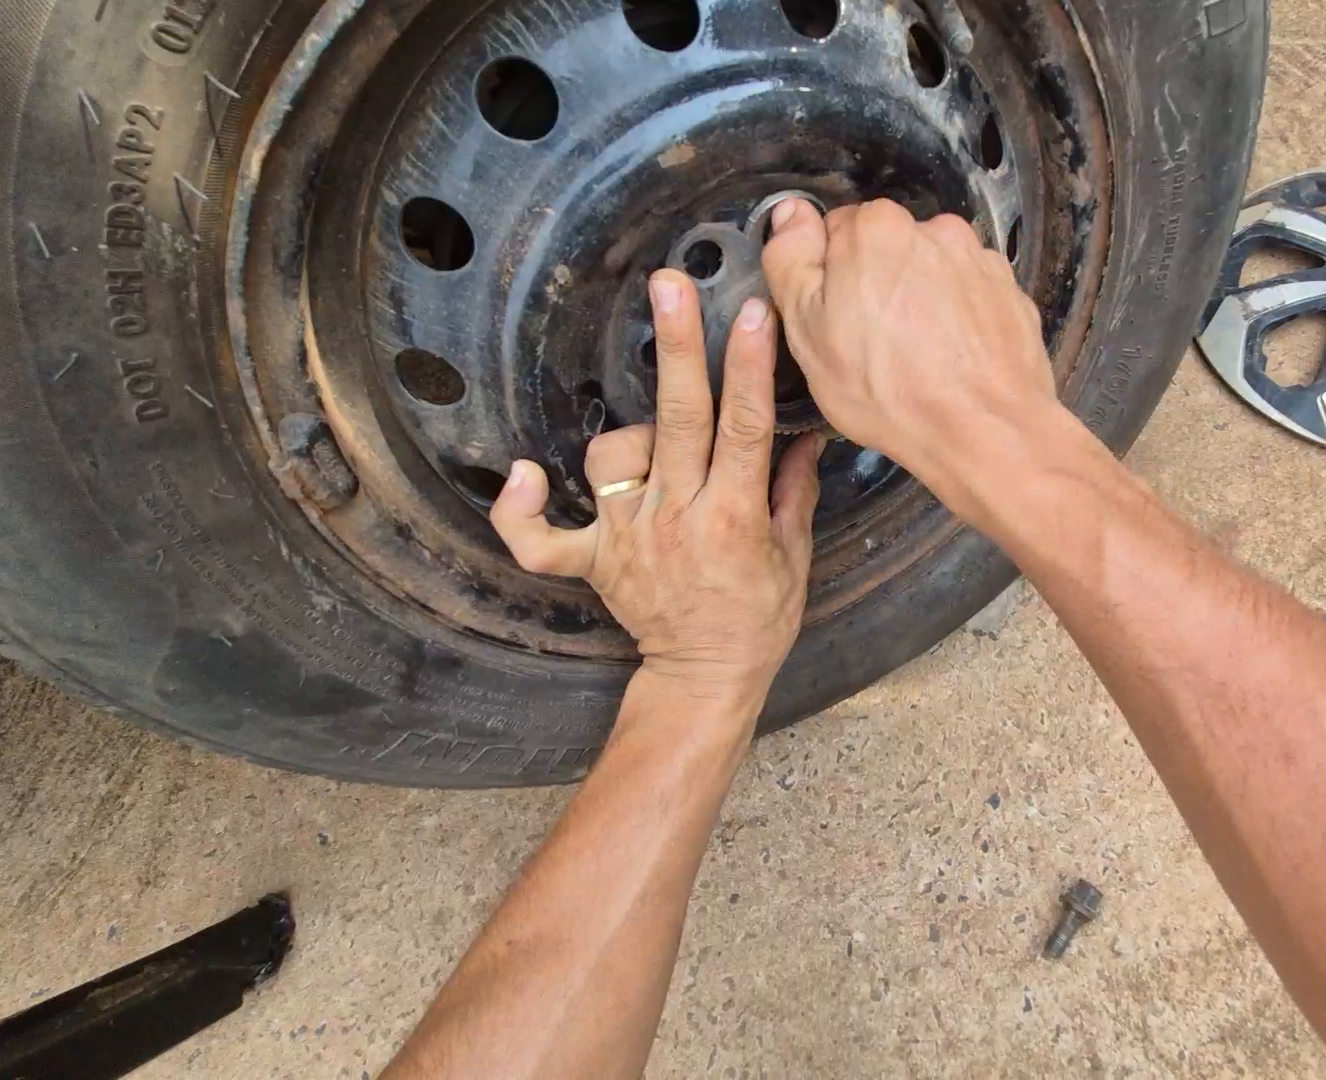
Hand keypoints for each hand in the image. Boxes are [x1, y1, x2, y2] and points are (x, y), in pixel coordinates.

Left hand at [490, 271, 824, 711]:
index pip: (745, 431)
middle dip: (677, 350)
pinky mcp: (591, 560)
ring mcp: (625, 539)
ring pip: (611, 458)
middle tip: (670, 287)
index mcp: (734, 521)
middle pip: (677, 423)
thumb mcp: (794, 558)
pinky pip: (538, 537)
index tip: (752, 315)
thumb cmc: (759, 619)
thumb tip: (805, 435)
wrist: (707, 674)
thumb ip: (794, 492)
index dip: (749, 369)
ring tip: (657, 440)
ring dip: (631, 433)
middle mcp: (675, 520)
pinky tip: (526, 475)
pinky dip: (520, 508)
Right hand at [761, 198, 1058, 495]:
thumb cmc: (889, 391)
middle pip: (889, 251)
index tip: (836, 323)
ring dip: (923, 303)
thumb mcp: (809, 333)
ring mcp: (979, 261)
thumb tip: (790, 213)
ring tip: (921, 361)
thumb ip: (792, 261)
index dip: (830, 281)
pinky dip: (960, 321)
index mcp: (877, 228)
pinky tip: (954, 362)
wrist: (986, 432)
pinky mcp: (1011, 293)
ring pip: (933, 274)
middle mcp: (935, 229)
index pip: (836, 234)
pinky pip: (970, 298)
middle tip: (877, 349)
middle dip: (879, 288)